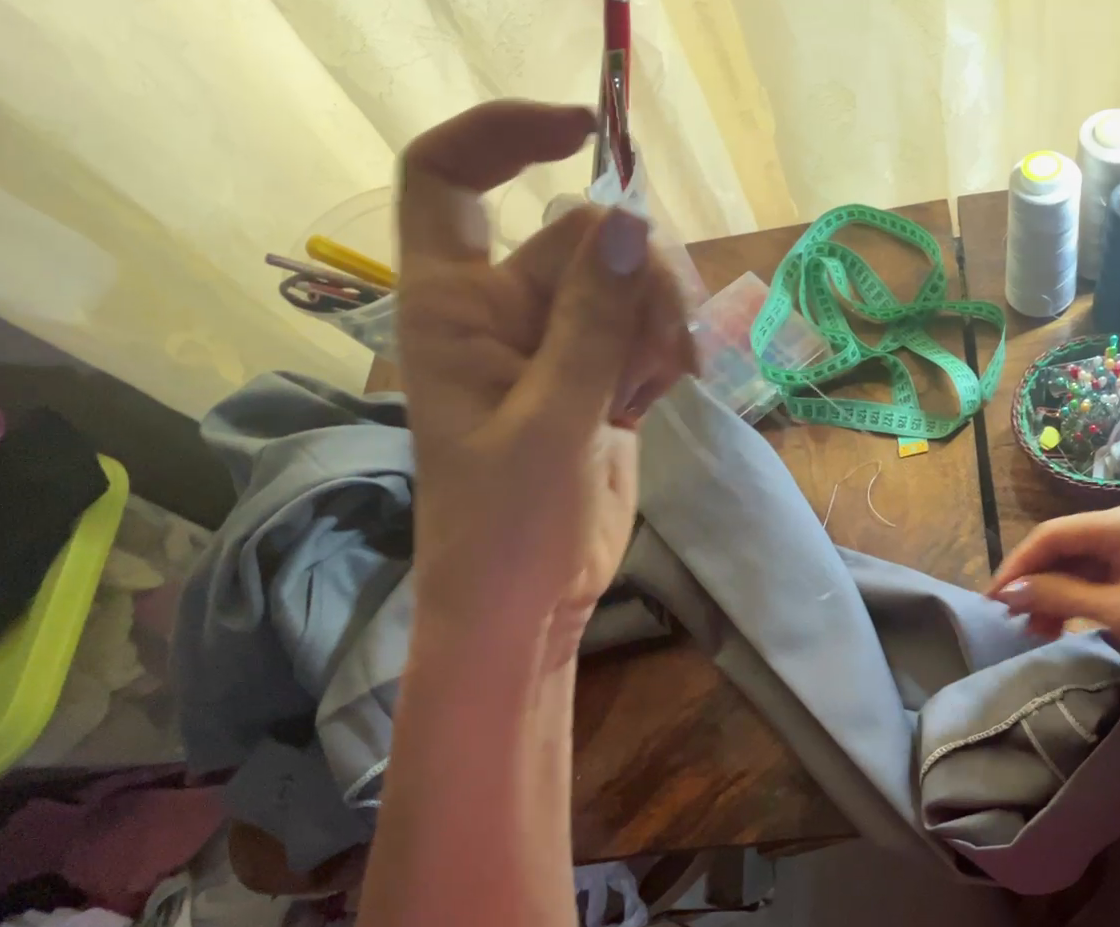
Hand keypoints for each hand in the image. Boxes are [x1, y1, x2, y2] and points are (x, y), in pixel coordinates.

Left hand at [396, 101, 694, 651]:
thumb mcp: (549, 422)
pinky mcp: (602, 377)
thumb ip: (589, 324)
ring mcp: (559, 343)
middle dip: (640, 280)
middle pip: (584, 237)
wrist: (531, 599)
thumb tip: (629, 224)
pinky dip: (665, 358)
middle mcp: (505, 310)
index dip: (503, 134)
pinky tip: (657, 401)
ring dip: (661, 325)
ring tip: (660, 388)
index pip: (450, 178)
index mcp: (453, 305)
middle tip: (669, 346)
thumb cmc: (507, 523)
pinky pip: (647, 333)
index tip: (586, 134)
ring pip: (629, 284)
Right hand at [987, 503, 1119, 691]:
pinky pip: (1098, 574)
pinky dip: (1076, 597)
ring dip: (1053, 593)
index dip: (1019, 564)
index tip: (993, 597)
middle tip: (1010, 616)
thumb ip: (1058, 597)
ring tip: (1032, 629)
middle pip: (1065, 545)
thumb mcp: (1117, 612)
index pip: (1055, 533)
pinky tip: (1058, 623)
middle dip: (1035, 581)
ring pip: (1079, 562)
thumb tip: (1008, 593)